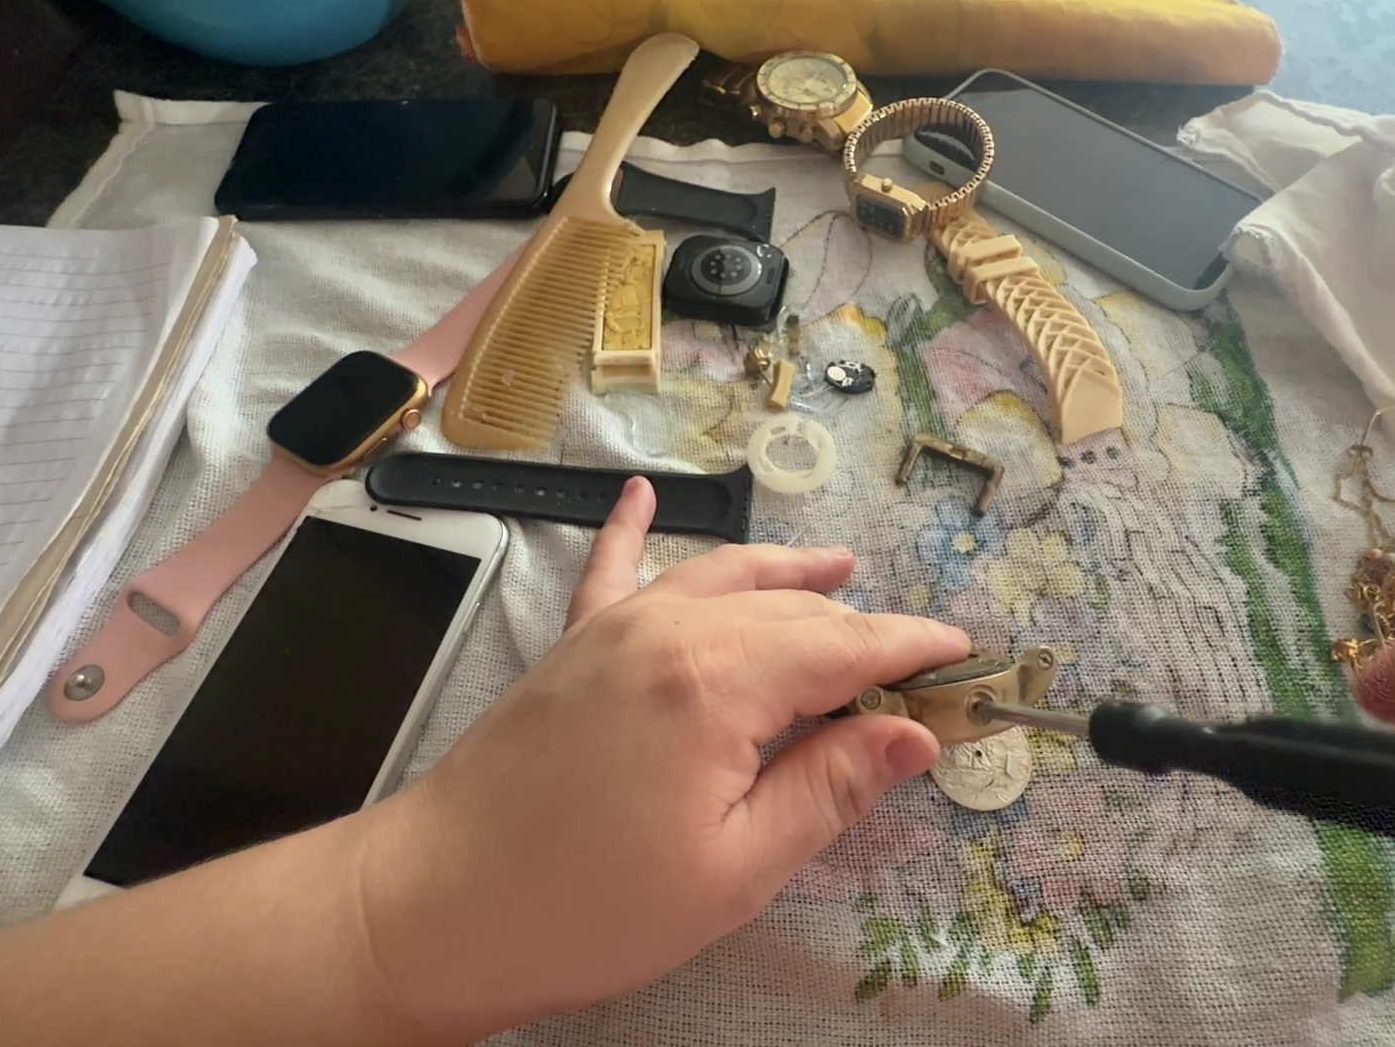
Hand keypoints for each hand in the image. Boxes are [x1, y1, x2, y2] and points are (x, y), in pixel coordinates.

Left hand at [354, 478, 969, 1040]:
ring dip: (790, 573)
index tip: (961, 651)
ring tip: (838, 567)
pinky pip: (613, 566)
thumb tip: (915, 734)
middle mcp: (673, 625)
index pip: (845, 646)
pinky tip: (639, 490)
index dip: (910, 647)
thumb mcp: (735, 868)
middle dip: (861, 631)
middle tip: (909, 664)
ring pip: (728, 577)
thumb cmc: (591, 904)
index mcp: (719, 681)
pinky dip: (633, 526)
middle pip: (794, 612)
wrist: (433, 904)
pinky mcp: (577, 638)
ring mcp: (618, 622)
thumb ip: (831, 788)